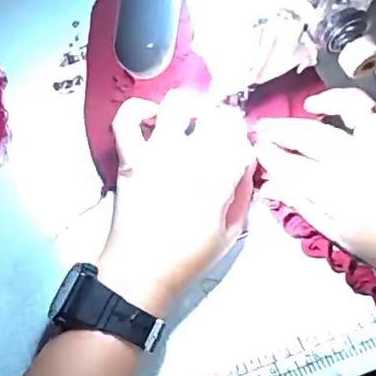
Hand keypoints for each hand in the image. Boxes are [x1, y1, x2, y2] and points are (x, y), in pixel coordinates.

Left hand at [97, 88, 255, 313]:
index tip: (242, 154)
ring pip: (178, 104)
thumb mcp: (231, 233)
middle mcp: (190, 158)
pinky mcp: (131, 157)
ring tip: (193, 118)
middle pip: (216, 115)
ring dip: (191, 106)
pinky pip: (128, 118)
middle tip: (222, 133)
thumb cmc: (186, 257)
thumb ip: (244, 195)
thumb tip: (247, 167)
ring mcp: (157, 154)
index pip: (242, 140)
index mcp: (220, 180)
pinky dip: (139, 110)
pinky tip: (153, 117)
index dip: (245, 143)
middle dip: (225, 120)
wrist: (141, 271)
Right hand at [254, 65, 375, 309]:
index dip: (271, 155)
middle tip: (267, 127)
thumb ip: (308, 208)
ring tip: (314, 105)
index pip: (291, 165)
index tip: (258, 148)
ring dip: (327, 100)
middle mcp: (360, 156)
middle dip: (282, 130)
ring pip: (352, 105)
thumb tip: (272, 187)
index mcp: (338, 190)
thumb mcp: (346, 239)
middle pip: (311, 135)